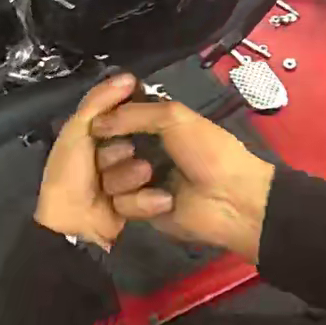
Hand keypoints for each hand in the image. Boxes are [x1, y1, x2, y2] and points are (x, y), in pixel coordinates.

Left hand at [34, 73, 160, 247]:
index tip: (133, 121)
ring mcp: (125, 183)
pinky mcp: (136, 207)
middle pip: (135, 145)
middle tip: (110, 161)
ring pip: (141, 169)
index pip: (125, 120)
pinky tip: (125, 202)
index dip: (126, 121)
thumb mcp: (78, 129)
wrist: (70, 224)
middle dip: (120, 154)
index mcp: (95, 137)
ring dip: (125, 178)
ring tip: (109, 188)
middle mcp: (111, 156)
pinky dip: (139, 199)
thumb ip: (99, 100)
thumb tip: (129, 75)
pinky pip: (148, 196)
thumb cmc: (69, 173)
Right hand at [90, 96, 274, 263]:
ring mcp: (138, 182)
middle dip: (112, 152)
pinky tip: (164, 200)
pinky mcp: (140, 210)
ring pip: (106, 178)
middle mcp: (139, 152)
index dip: (102, 122)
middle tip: (130, 151)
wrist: (230, 198)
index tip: (94, 121)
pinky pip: (119, 204)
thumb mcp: (174, 117)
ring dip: (127, 176)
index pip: (112, 121)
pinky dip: (140, 201)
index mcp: (149, 126)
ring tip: (150, 175)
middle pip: (102, 151)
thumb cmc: (206, 151)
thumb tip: (95, 123)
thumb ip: (132, 114)